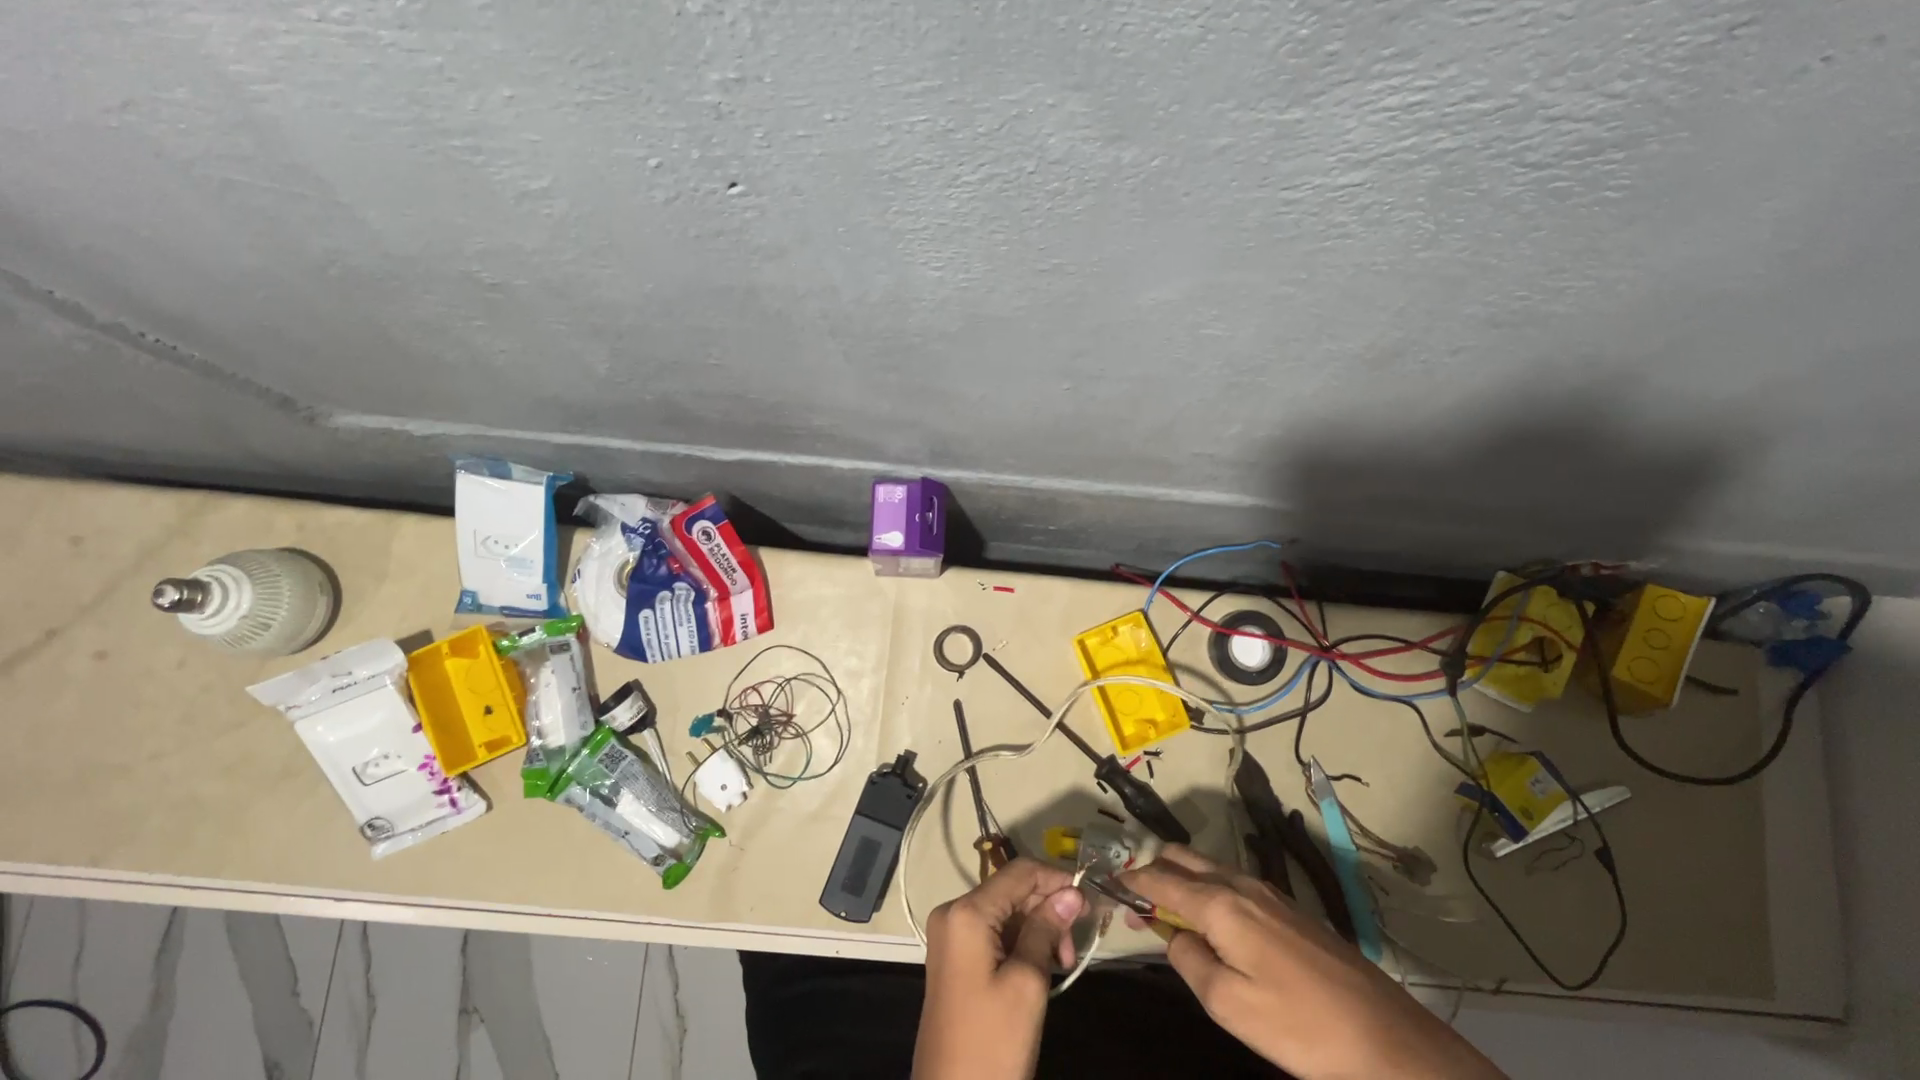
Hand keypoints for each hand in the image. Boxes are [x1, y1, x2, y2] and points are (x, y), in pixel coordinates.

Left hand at [913, 858, 1087, 1079]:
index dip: (1057, 879)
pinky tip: (1043, 965)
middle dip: (1048, 910)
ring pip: (1006, 912)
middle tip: (1074, 948)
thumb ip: (1047, 929)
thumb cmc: (993, 1039)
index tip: (1090, 903)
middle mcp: (953, 913)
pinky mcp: (956, 957)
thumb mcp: (1027, 982)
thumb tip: (1072, 892)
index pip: (1019, 872)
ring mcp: (952, 935)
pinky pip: (994, 932)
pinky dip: (1022, 942)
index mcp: (966, 912)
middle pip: (1012, 890)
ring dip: (1039, 929)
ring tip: (1062, 965)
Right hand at [1123, 846, 1505, 1079]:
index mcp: (1222, 904)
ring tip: (1163, 907)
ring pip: (1211, 868)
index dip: (1130, 880)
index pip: (1161, 879)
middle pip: (1185, 859)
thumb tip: (1171, 935)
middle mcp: (1244, 884)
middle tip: (1132, 897)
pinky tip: (1210, 918)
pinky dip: (1209, 889)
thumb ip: (1188, 961)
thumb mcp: (1228, 1005)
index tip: (1106, 884)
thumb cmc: (1300, 1027)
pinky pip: (1234, 883)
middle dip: (1154, 869)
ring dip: (1182, 878)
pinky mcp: (1292, 910)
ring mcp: (1272, 894)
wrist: (1388, 1041)